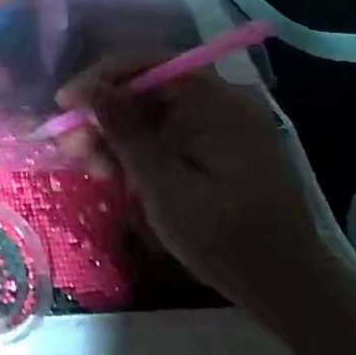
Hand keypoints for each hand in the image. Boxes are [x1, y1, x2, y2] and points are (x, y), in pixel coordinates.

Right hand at [57, 59, 341, 321]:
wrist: (291, 290)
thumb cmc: (225, 238)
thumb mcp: (163, 185)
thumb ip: (125, 131)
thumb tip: (89, 87)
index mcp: (216, 103)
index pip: (147, 64)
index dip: (100, 78)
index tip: (64, 105)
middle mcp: (221, 103)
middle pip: (146, 88)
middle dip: (103, 113)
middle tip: (70, 146)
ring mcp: (222, 125)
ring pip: (152, 112)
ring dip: (115, 134)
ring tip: (90, 166)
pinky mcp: (219, 147)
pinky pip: (168, 132)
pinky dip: (139, 148)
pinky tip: (115, 171)